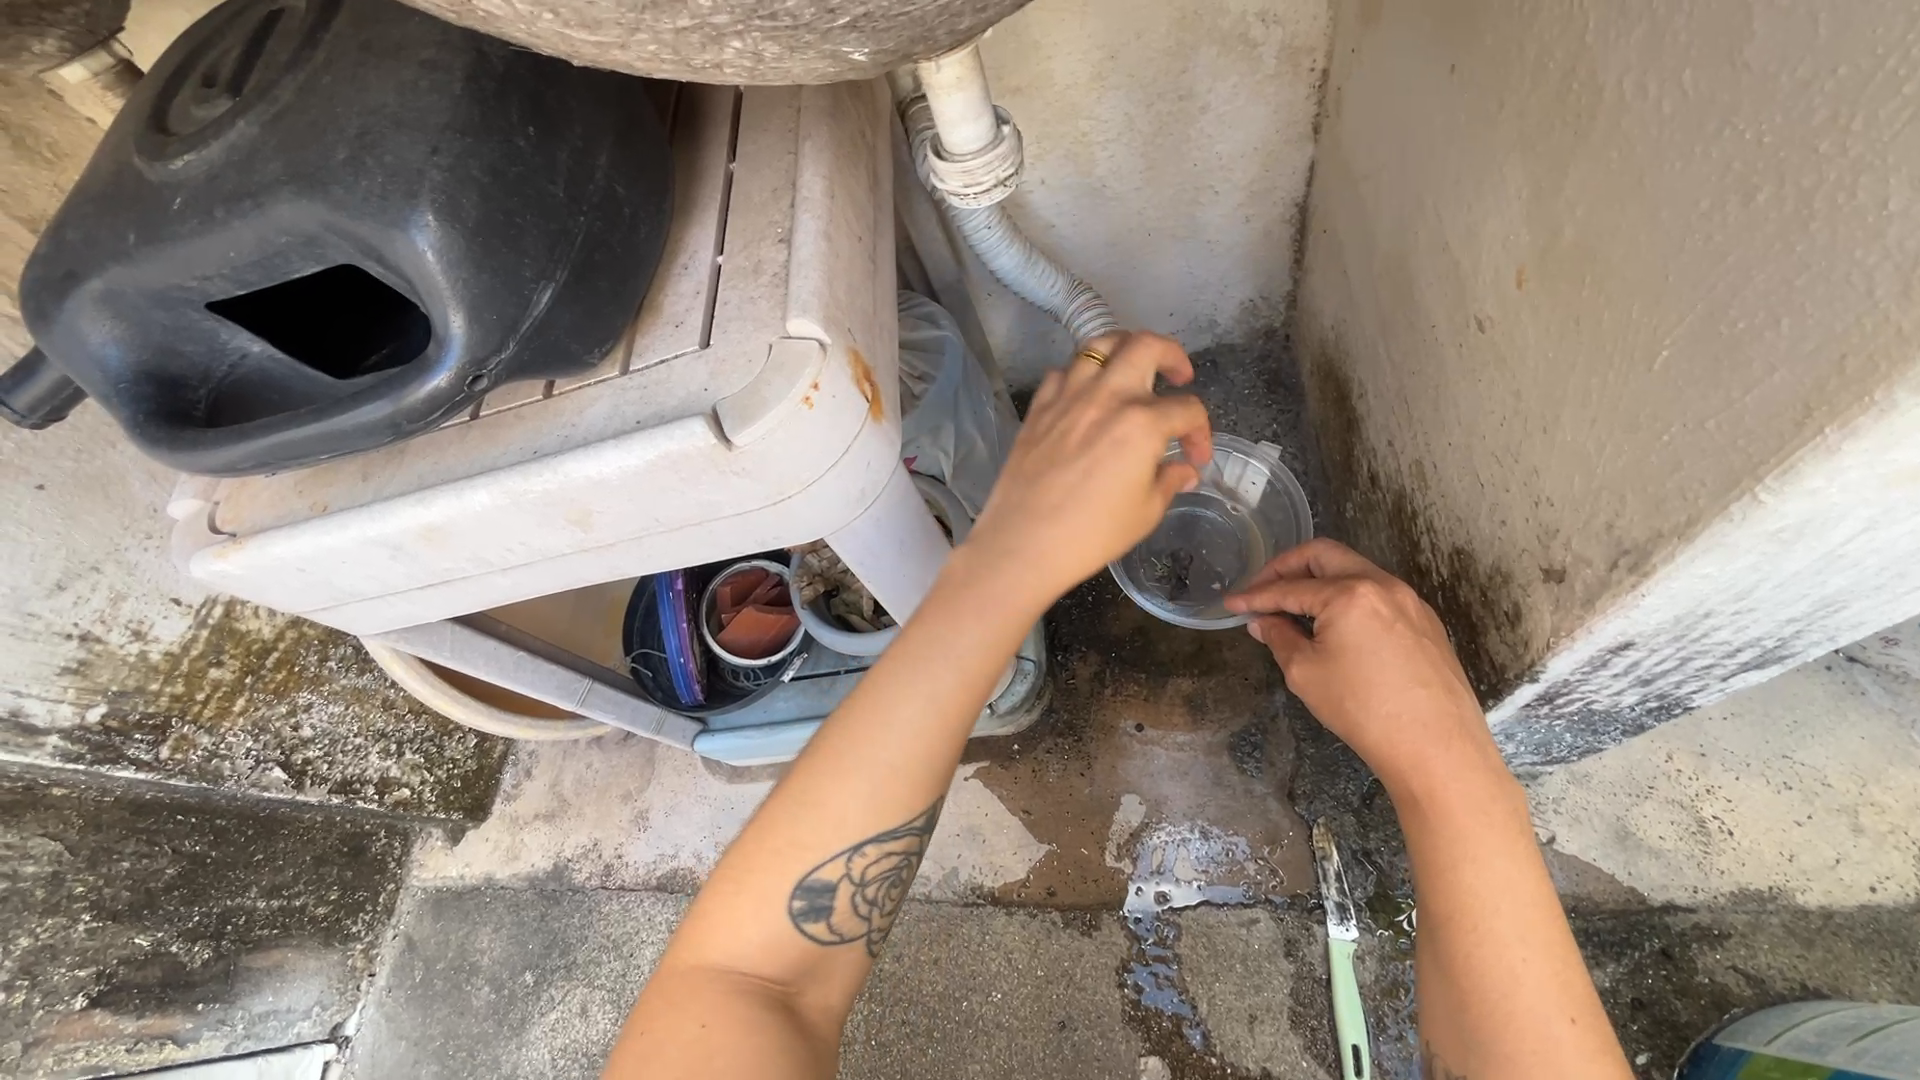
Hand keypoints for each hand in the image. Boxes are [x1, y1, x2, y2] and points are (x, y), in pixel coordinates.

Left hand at [963, 331, 1212, 605]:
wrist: (1024, 542)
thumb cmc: (1091, 534)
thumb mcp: (1145, 512)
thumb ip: (1168, 481)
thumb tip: (1183, 470)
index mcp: (1142, 423)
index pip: (1187, 409)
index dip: (1200, 432)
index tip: (1196, 454)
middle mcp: (1107, 396)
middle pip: (1147, 346)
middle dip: (1173, 355)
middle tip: (1179, 376)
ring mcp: (1068, 397)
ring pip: (1100, 345)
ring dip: (1124, 349)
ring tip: (1132, 369)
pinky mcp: (1039, 407)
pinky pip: (1062, 371)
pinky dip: (1080, 374)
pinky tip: (1085, 394)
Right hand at [1225, 539, 1498, 795]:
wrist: (1435, 746)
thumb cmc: (1362, 708)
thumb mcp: (1304, 673)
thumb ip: (1279, 637)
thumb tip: (1263, 622)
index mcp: (1348, 593)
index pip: (1289, 587)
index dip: (1255, 596)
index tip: (1232, 604)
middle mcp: (1382, 585)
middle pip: (1324, 555)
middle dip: (1285, 568)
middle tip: (1261, 589)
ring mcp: (1409, 601)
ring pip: (1354, 571)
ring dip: (1318, 582)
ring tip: (1293, 608)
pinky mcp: (1425, 622)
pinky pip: (1376, 594)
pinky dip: (1346, 598)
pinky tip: (1334, 626)